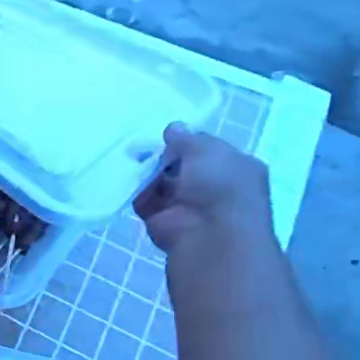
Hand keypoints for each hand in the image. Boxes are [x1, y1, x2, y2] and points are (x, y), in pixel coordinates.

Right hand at [134, 123, 272, 255]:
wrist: (208, 233)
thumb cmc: (221, 186)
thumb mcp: (208, 150)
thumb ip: (188, 139)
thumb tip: (173, 127)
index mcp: (234, 167)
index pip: (206, 149)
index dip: (187, 141)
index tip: (166, 135)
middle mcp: (211, 185)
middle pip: (179, 165)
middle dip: (162, 157)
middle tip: (141, 146)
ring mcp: (184, 203)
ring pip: (159, 181)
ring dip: (146, 173)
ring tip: (130, 159)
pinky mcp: (159, 217)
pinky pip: (142, 198)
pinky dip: (134, 191)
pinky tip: (125, 178)